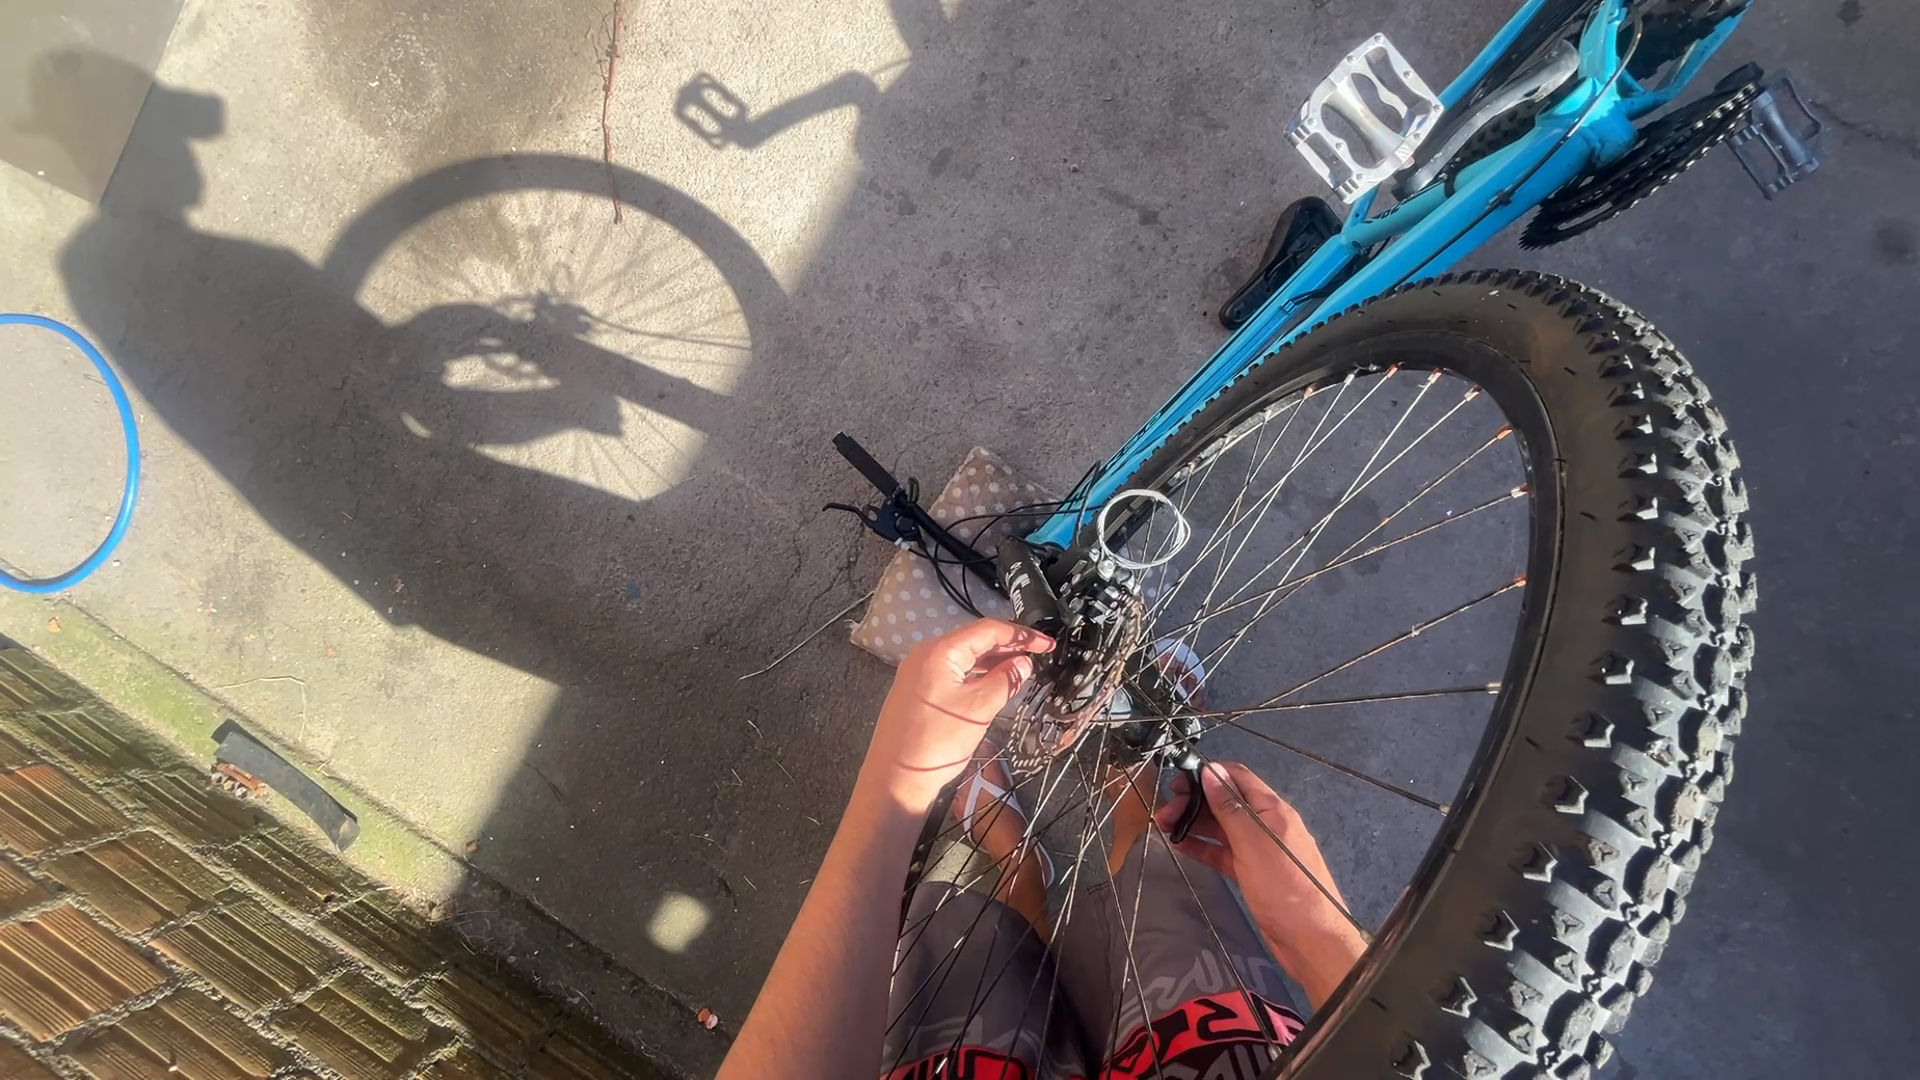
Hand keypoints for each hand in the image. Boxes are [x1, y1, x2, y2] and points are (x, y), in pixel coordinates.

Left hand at [861, 619, 1053, 812]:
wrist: (895, 778)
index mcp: (940, 651)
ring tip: (1022, 668)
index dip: (1021, 635)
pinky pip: (953, 672)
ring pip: (964, 657)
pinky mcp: (917, 690)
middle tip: (1039, 653)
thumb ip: (1005, 680)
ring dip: (993, 660)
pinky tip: (993, 682)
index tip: (1046, 644)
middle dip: (1008, 645)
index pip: (987, 630)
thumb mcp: (979, 708)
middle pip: (974, 640)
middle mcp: (926, 654)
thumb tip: (1023, 664)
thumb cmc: (938, 741)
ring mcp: (919, 672)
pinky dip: (976, 674)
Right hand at [1155, 761, 1367, 1006]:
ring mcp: (1258, 849)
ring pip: (1220, 827)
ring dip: (1193, 823)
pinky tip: (1180, 846)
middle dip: (1193, 802)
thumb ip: (1230, 806)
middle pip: (1224, 801)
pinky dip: (1202, 846)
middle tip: (1164, 812)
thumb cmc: (1283, 886)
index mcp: (1271, 809)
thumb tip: (1210, 770)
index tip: (1177, 782)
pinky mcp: (1251, 872)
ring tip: (1164, 827)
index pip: (1236, 776)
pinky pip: (1222, 851)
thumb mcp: (1252, 842)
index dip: (1206, 773)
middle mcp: (1265, 824)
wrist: (1312, 944)